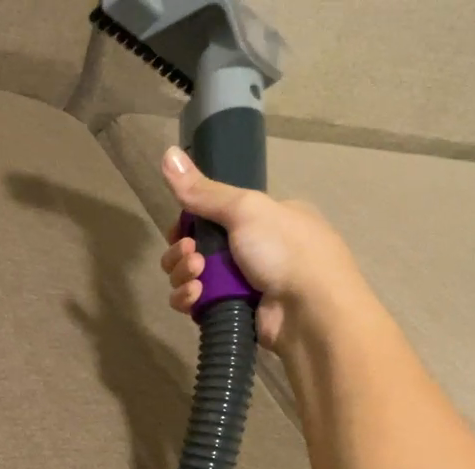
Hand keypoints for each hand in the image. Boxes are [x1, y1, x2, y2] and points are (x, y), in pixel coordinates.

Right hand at [158, 146, 374, 354]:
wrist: (308, 309)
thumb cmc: (284, 250)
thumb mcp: (245, 209)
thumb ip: (203, 191)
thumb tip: (167, 153)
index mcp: (263, 217)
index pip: (211, 216)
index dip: (188, 224)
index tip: (181, 231)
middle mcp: (251, 247)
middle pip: (195, 247)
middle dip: (182, 254)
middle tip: (191, 256)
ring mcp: (240, 281)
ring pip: (191, 276)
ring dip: (183, 276)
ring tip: (196, 279)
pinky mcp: (230, 309)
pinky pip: (195, 302)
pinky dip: (188, 299)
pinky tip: (195, 298)